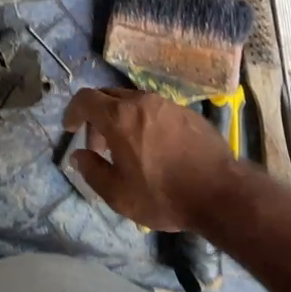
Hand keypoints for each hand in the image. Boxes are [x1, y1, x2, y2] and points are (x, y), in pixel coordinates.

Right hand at [64, 87, 239, 231]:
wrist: (220, 193)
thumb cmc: (163, 195)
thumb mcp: (119, 195)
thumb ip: (92, 171)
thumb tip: (79, 155)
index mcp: (119, 117)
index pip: (85, 98)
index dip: (72, 111)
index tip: (70, 128)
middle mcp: (140, 101)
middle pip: (108, 96)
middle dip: (96, 116)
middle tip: (98, 145)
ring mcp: (167, 104)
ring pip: (133, 101)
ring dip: (121, 118)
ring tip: (128, 149)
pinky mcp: (187, 113)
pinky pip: (156, 110)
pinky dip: (145, 122)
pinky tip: (156, 148)